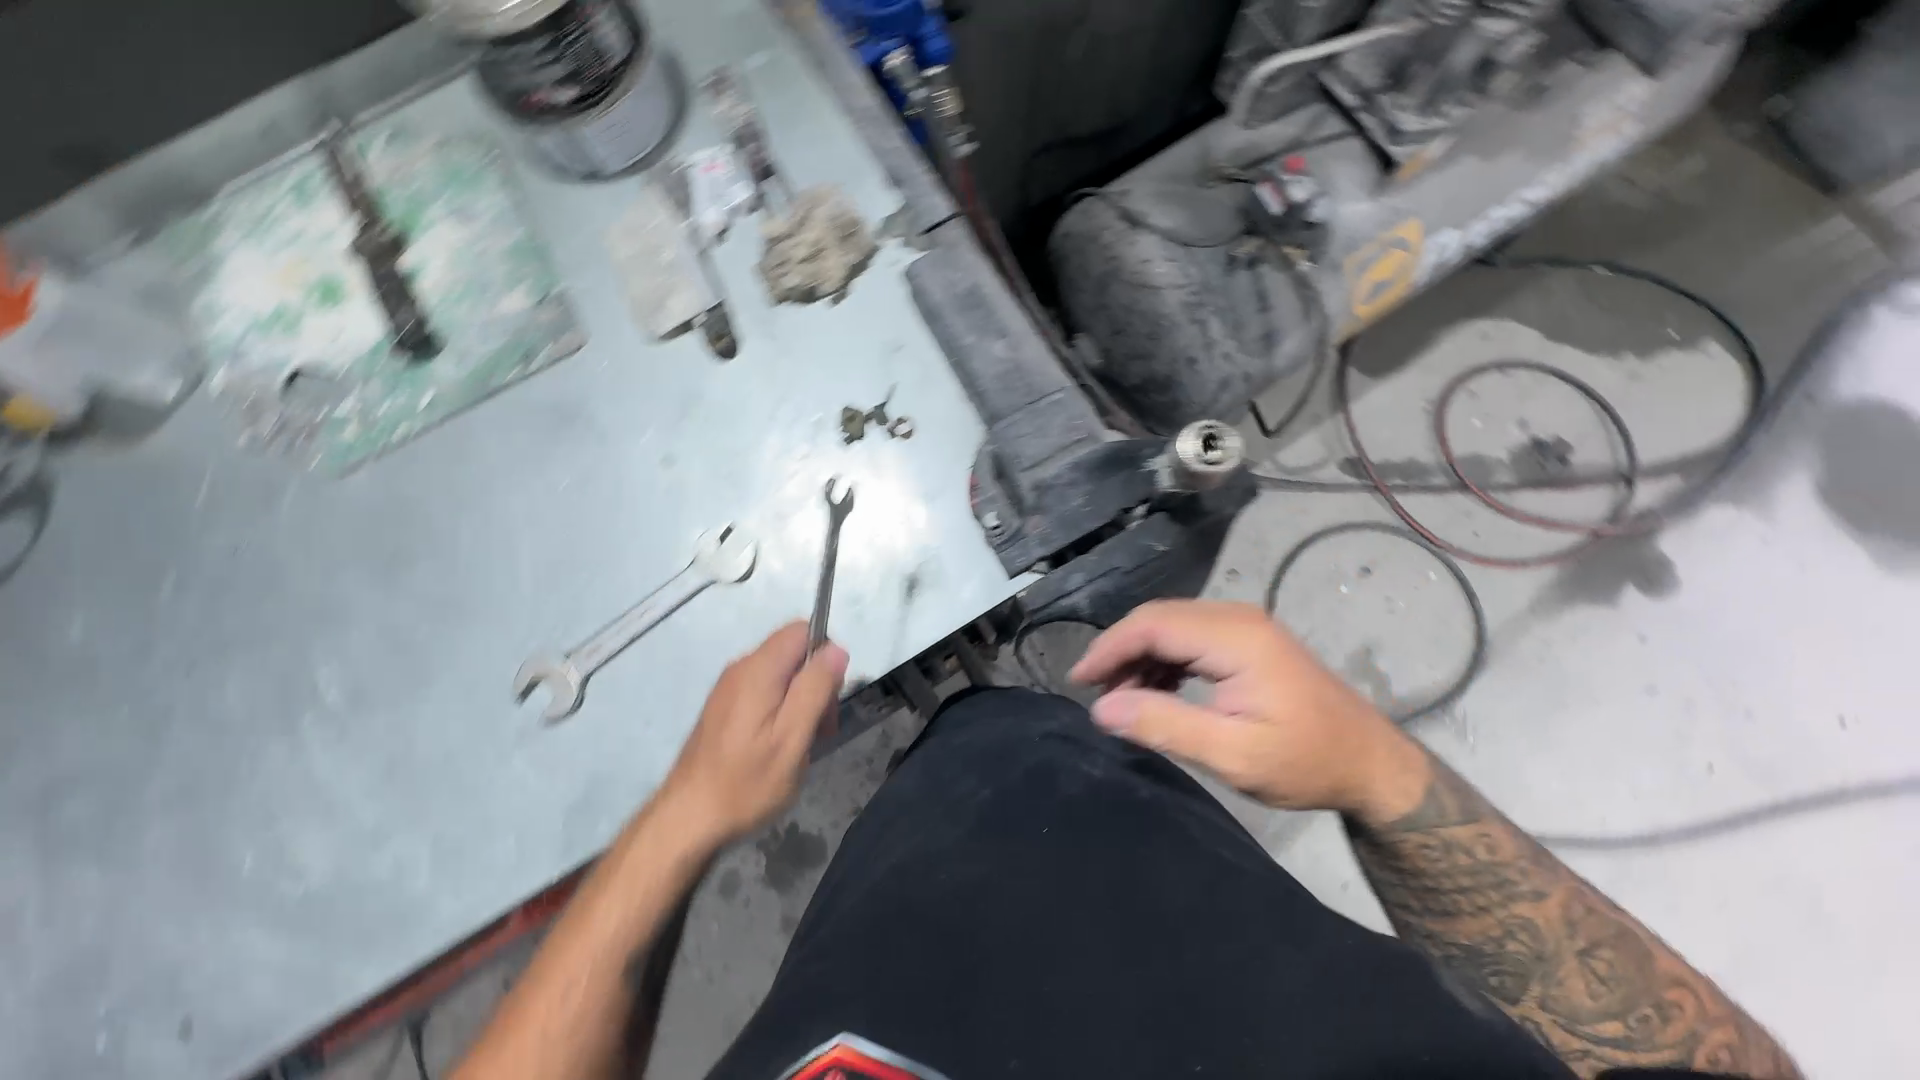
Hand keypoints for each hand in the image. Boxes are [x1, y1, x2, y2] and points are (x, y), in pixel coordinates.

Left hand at [661, 622, 848, 844]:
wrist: (688, 820)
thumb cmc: (746, 783)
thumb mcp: (792, 738)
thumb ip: (815, 688)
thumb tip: (836, 649)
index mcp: (758, 670)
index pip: (802, 630)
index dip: (826, 656)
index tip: (829, 698)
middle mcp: (741, 669)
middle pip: (793, 653)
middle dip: (817, 684)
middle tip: (820, 730)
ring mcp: (729, 689)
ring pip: (782, 675)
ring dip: (802, 702)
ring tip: (802, 746)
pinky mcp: (724, 709)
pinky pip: (765, 693)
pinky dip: (782, 713)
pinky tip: (780, 748)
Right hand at [1069, 599, 1428, 823]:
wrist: (1370, 765)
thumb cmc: (1306, 763)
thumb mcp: (1232, 755)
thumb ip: (1165, 726)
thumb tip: (1102, 709)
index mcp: (1236, 638)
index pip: (1152, 624)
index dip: (1108, 648)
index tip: (1077, 682)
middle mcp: (1238, 619)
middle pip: (1158, 619)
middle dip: (1119, 652)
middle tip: (1096, 697)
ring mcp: (1245, 626)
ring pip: (1171, 626)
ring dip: (1139, 658)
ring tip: (1121, 701)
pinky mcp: (1248, 641)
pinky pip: (1190, 637)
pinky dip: (1163, 660)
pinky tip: (1155, 692)